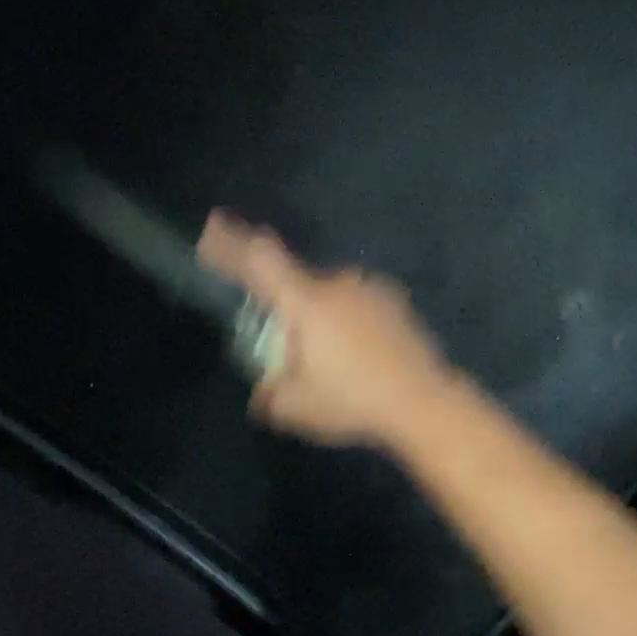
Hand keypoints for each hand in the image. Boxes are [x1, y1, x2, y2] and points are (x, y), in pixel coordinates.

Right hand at [198, 211, 458, 445]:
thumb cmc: (352, 401)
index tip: (212, 227)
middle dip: (289, 315)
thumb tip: (262, 390)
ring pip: (328, 299)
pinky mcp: (395, 301)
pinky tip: (361, 360)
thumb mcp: (295, 408)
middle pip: (296, 288)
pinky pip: (357, 307)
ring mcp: (369, 289)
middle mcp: (336, 284)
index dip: (232, 243)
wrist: (424, 402)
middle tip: (296, 357)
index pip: (260, 261)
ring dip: (322, 322)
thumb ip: (268, 393)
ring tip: (336, 366)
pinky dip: (350, 326)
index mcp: (305, 303)